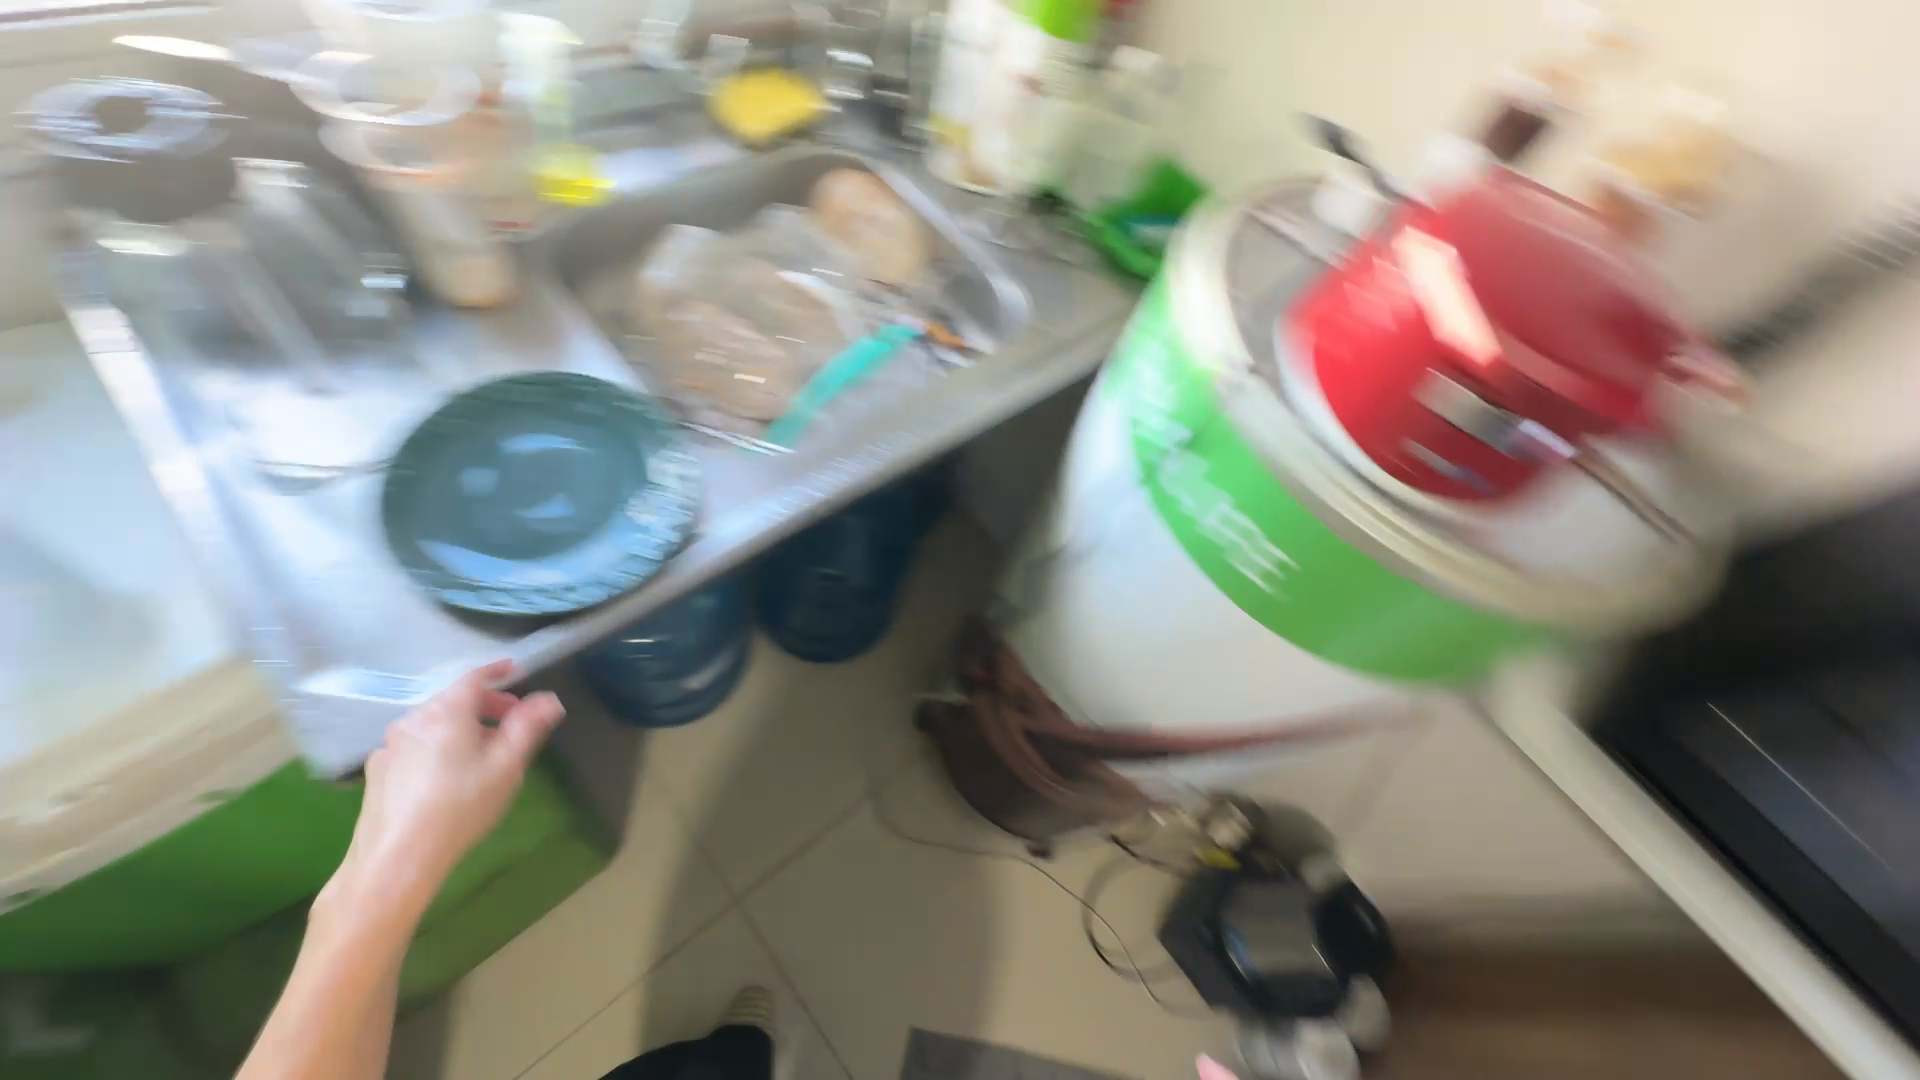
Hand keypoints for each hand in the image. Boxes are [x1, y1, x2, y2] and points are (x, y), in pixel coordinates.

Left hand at [320, 661, 565, 924]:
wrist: (395, 858)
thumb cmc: (460, 807)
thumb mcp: (506, 766)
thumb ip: (529, 727)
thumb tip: (549, 699)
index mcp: (447, 713)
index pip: (473, 677)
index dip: (496, 671)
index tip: (513, 670)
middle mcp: (414, 720)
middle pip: (454, 700)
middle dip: (486, 706)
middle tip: (511, 724)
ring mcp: (390, 746)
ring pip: (434, 724)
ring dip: (462, 727)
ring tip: (482, 753)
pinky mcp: (377, 770)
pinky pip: (415, 745)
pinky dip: (437, 745)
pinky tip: (447, 776)